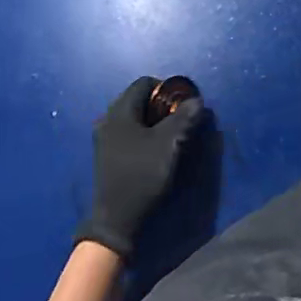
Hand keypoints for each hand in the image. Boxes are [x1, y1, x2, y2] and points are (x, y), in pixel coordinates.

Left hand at [77, 77, 204, 256]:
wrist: (116, 218)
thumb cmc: (142, 175)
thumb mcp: (168, 145)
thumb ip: (183, 119)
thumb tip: (197, 100)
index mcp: (119, 110)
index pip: (144, 83)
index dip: (166, 89)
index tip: (183, 105)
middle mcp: (107, 117)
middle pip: (136, 99)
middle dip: (160, 106)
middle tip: (179, 122)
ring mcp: (103, 136)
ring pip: (131, 117)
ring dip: (151, 121)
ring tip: (169, 137)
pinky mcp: (104, 153)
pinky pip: (125, 132)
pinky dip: (141, 134)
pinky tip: (152, 151)